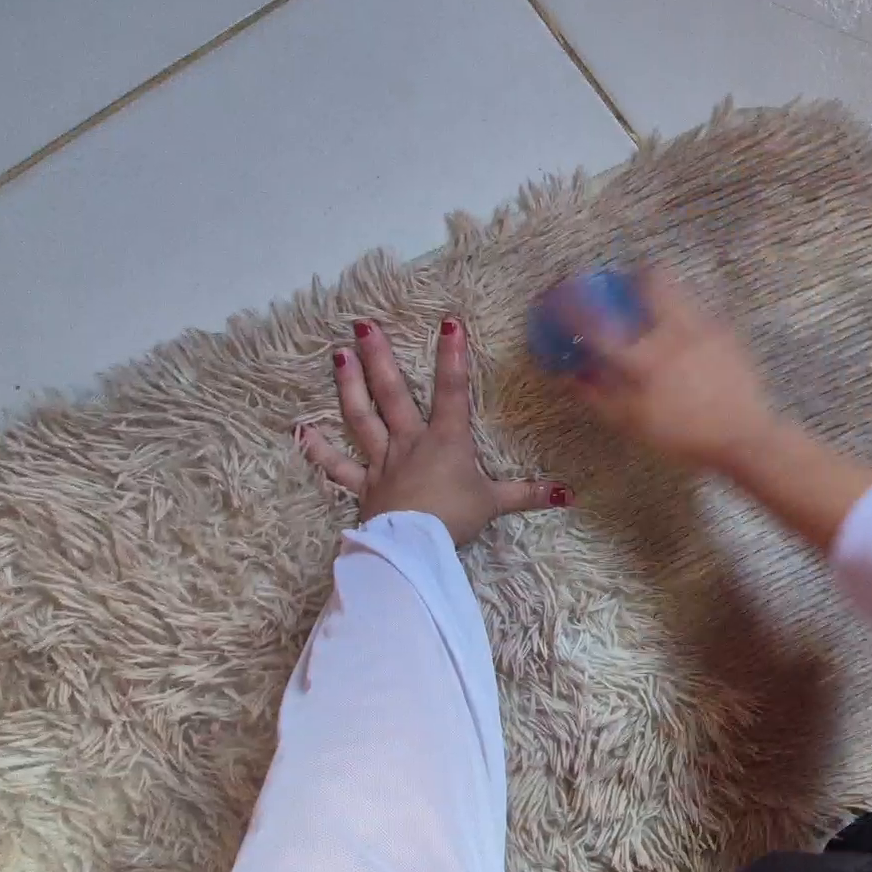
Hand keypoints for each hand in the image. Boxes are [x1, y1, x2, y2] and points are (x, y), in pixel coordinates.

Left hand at [297, 318, 568, 544]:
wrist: (411, 547)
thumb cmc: (455, 518)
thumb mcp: (497, 503)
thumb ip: (529, 493)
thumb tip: (570, 494)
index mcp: (446, 440)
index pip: (452, 391)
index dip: (452, 356)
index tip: (448, 323)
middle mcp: (410, 442)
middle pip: (393, 393)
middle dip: (379, 357)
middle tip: (362, 325)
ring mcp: (382, 461)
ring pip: (361, 418)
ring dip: (349, 386)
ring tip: (337, 355)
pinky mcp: (363, 485)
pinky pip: (337, 466)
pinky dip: (318, 449)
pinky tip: (301, 430)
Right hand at [571, 271, 783, 473]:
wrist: (744, 437)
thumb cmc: (684, 436)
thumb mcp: (634, 423)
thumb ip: (599, 396)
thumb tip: (571, 375)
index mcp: (643, 358)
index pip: (598, 322)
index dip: (575, 306)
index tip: (565, 296)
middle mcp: (673, 333)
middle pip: (654, 279)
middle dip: (637, 275)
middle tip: (630, 284)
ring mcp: (705, 330)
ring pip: (682, 291)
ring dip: (666, 294)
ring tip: (661, 313)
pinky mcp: (729, 336)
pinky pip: (704, 314)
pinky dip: (690, 319)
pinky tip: (691, 342)